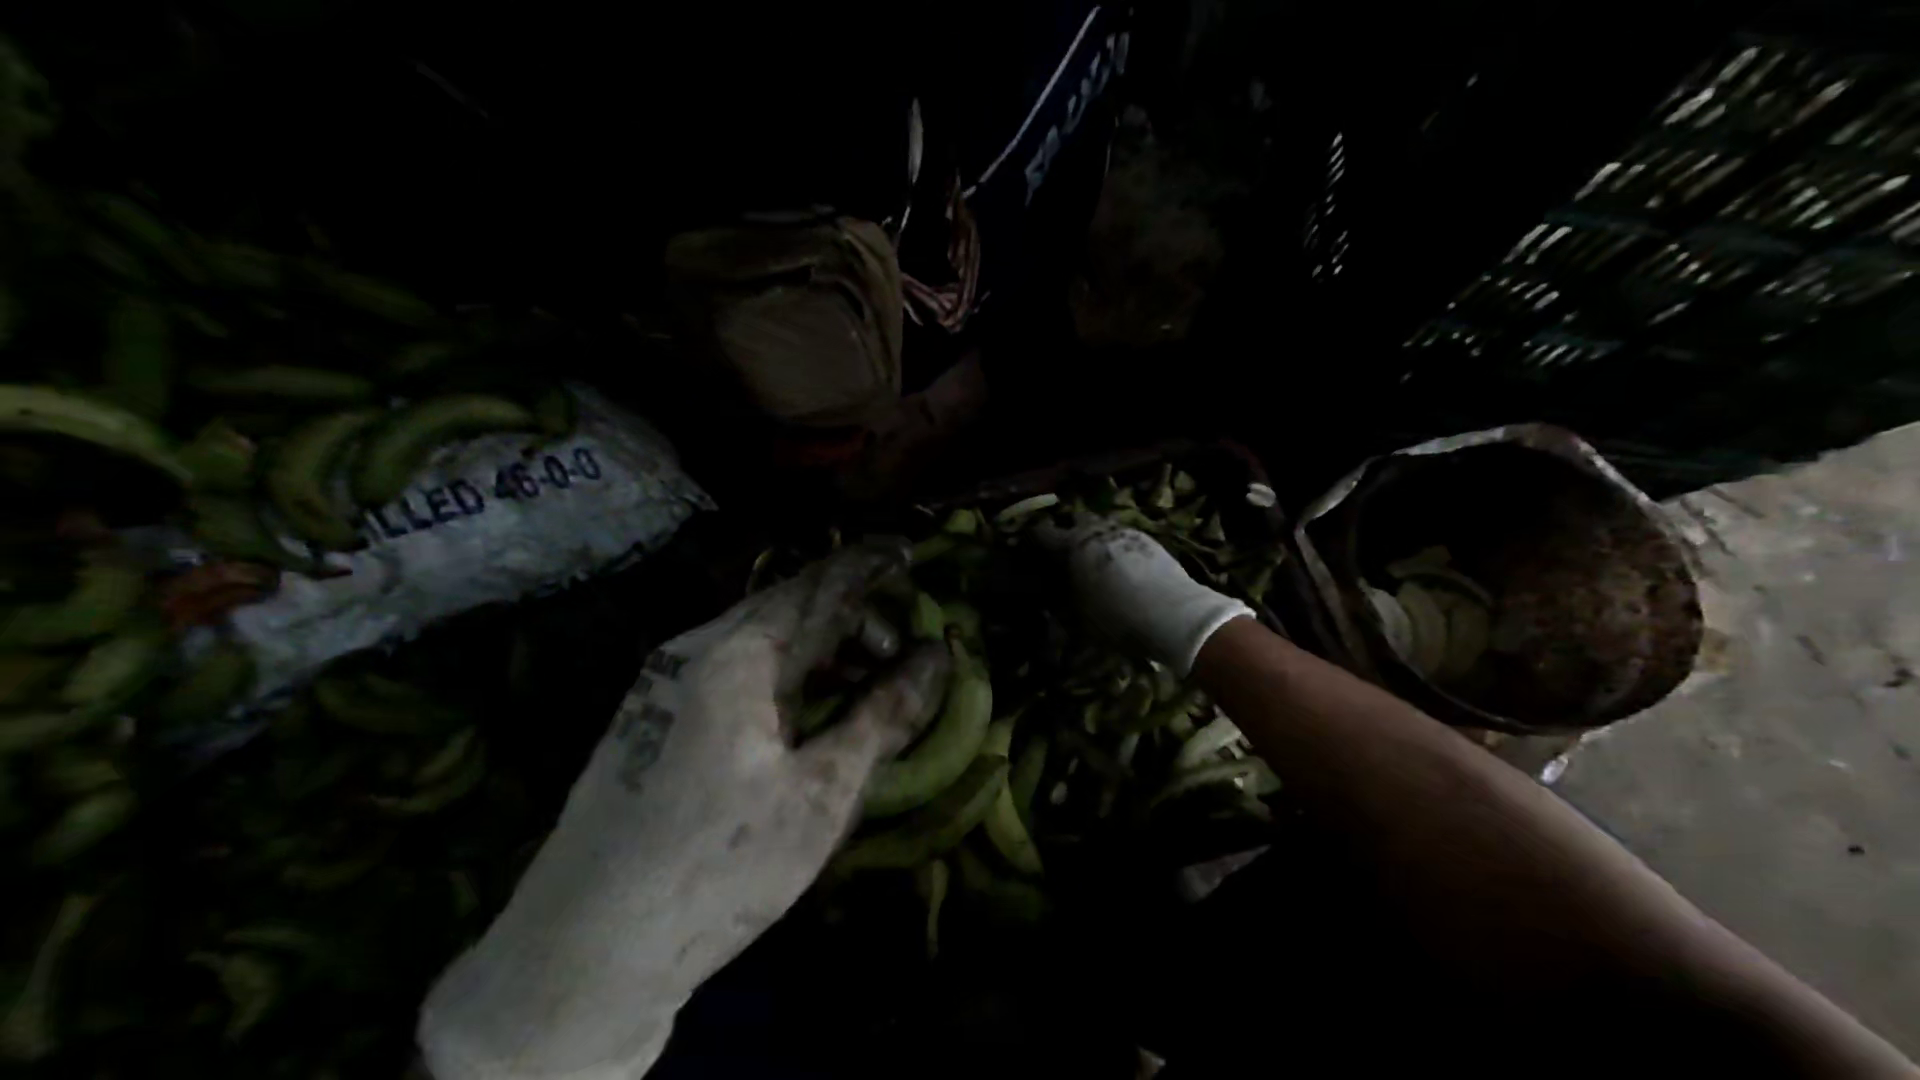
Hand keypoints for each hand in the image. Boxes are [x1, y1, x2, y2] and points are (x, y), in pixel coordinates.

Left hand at [417, 542, 950, 1079]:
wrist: (581, 951)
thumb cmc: (719, 865)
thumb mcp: (820, 794)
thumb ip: (882, 715)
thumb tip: (936, 655)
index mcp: (734, 654)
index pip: (818, 585)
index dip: (868, 564)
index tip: (909, 549)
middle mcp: (694, 648)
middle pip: (788, 605)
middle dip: (851, 613)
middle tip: (902, 646)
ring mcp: (667, 681)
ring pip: (761, 638)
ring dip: (821, 647)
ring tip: (867, 679)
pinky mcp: (657, 714)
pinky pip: (737, 669)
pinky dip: (788, 673)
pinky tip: (811, 707)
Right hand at [1035, 514, 1252, 675]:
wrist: (1177, 616)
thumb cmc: (1118, 617)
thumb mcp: (1079, 617)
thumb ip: (1061, 600)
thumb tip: (1051, 594)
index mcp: (1073, 545)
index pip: (1042, 534)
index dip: (1033, 542)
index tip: (1029, 553)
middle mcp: (1098, 530)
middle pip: (1075, 524)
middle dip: (1068, 537)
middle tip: (1064, 560)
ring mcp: (1127, 533)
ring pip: (1103, 530)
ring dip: (1096, 543)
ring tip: (1095, 565)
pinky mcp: (1151, 542)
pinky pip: (1124, 541)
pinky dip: (1117, 551)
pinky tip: (1121, 570)